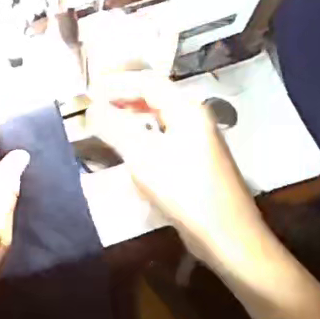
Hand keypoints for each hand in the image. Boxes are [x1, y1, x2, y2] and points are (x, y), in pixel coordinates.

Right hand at [86, 72, 278, 280]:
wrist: (229, 237)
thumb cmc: (185, 191)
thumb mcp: (142, 156)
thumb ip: (114, 128)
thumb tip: (90, 107)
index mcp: (187, 110)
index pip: (148, 82)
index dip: (117, 81)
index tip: (90, 88)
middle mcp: (197, 119)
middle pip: (156, 95)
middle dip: (124, 95)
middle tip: (95, 101)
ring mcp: (200, 141)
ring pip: (161, 116)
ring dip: (133, 114)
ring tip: (107, 120)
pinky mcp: (199, 161)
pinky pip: (166, 134)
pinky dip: (144, 132)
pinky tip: (131, 147)